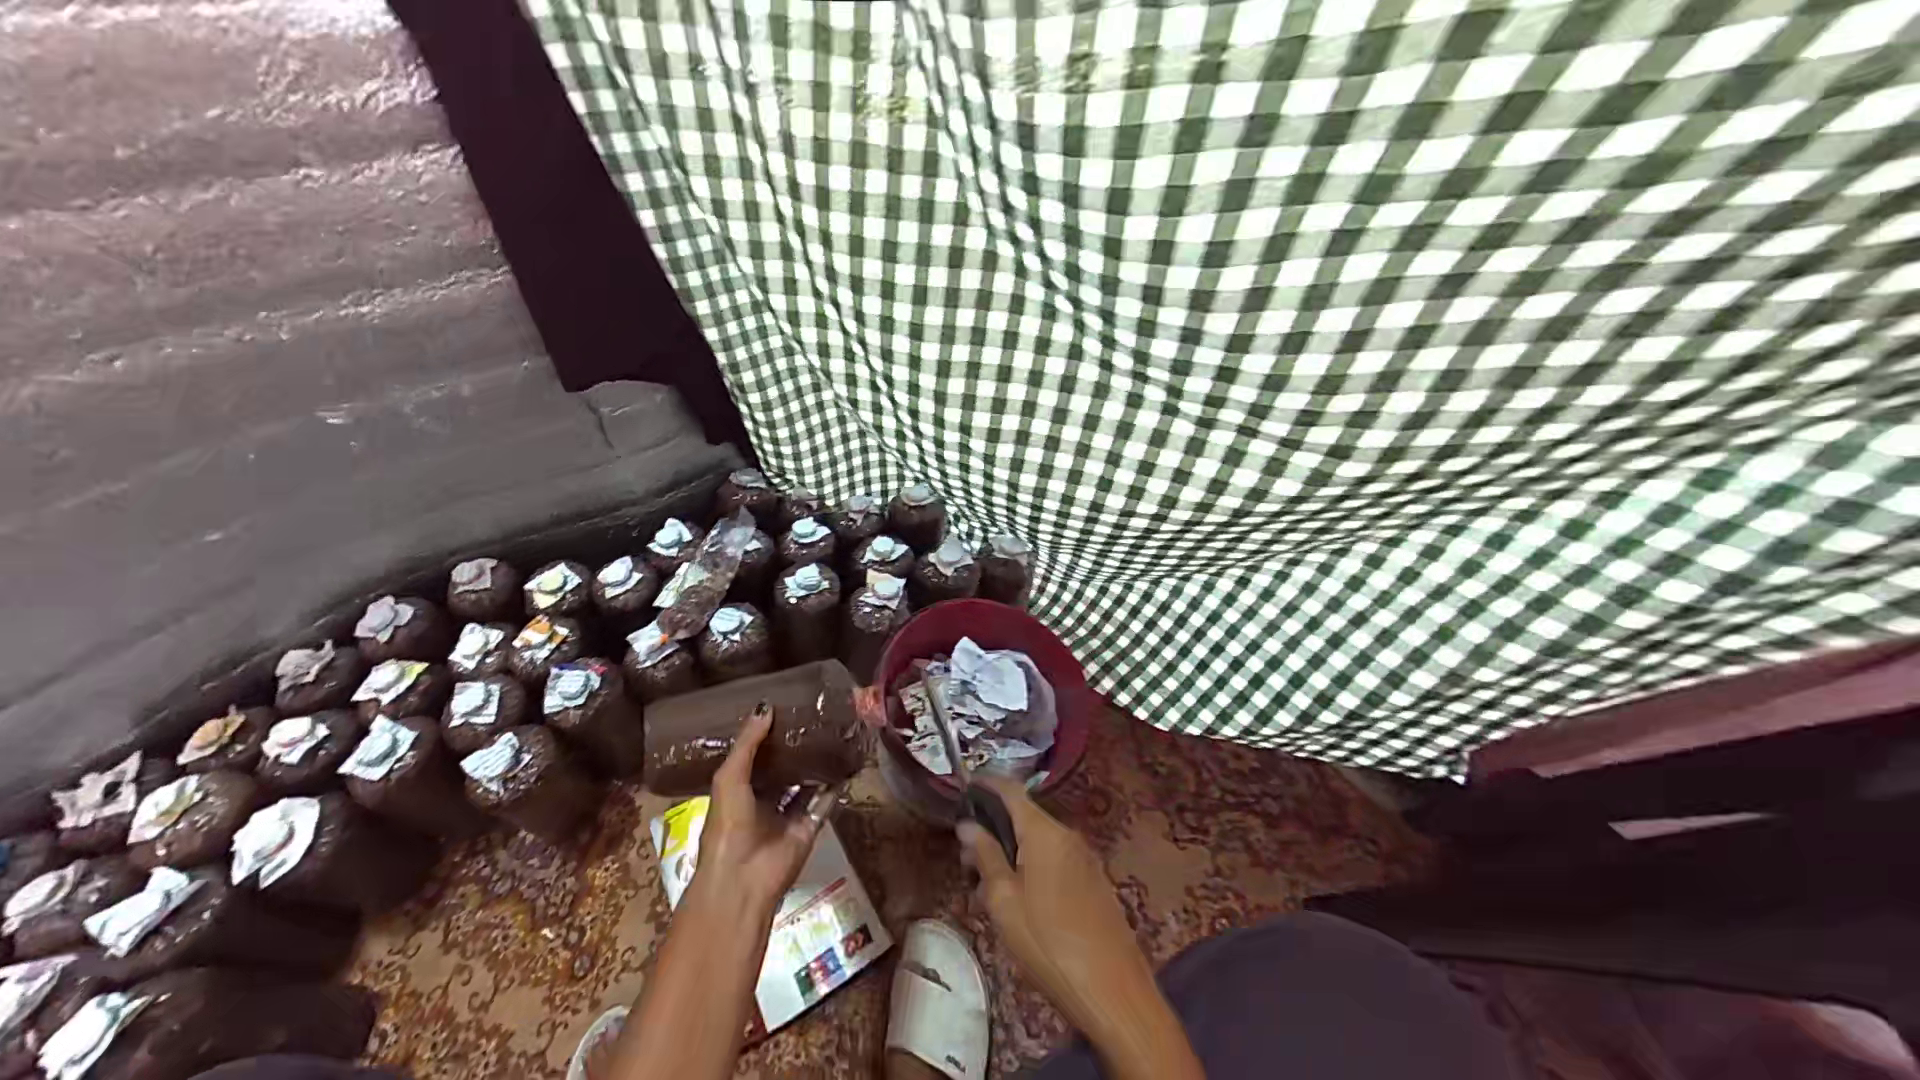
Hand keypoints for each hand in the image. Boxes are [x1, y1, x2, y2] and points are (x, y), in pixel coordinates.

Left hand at [689, 704, 832, 915]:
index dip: (765, 737)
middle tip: (813, 717)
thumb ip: (747, 743)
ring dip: (815, 764)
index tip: (783, 709)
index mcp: (738, 791)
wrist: (743, 879)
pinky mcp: (809, 827)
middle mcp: (763, 801)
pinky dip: (834, 785)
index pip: (754, 758)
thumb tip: (767, 706)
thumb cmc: (727, 825)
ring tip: (832, 733)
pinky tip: (845, 761)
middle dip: (794, 749)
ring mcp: (788, 815)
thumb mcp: (729, 777)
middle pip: (782, 770)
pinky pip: (824, 801)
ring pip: (805, 784)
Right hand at [960, 777, 1203, 1079]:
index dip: (985, 784)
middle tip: (965, 860)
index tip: (961, 789)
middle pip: (1024, 818)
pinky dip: (1031, 868)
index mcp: (1045, 832)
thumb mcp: (1004, 901)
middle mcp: (1068, 836)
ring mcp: (1084, 860)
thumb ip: (985, 856)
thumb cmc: (1049, 942)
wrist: (1113, 993)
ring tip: (986, 888)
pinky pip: (1054, 861)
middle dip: (993, 830)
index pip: (1011, 790)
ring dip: (1011, 853)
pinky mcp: (1093, 883)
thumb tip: (967, 824)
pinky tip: (1018, 902)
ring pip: (1038, 843)